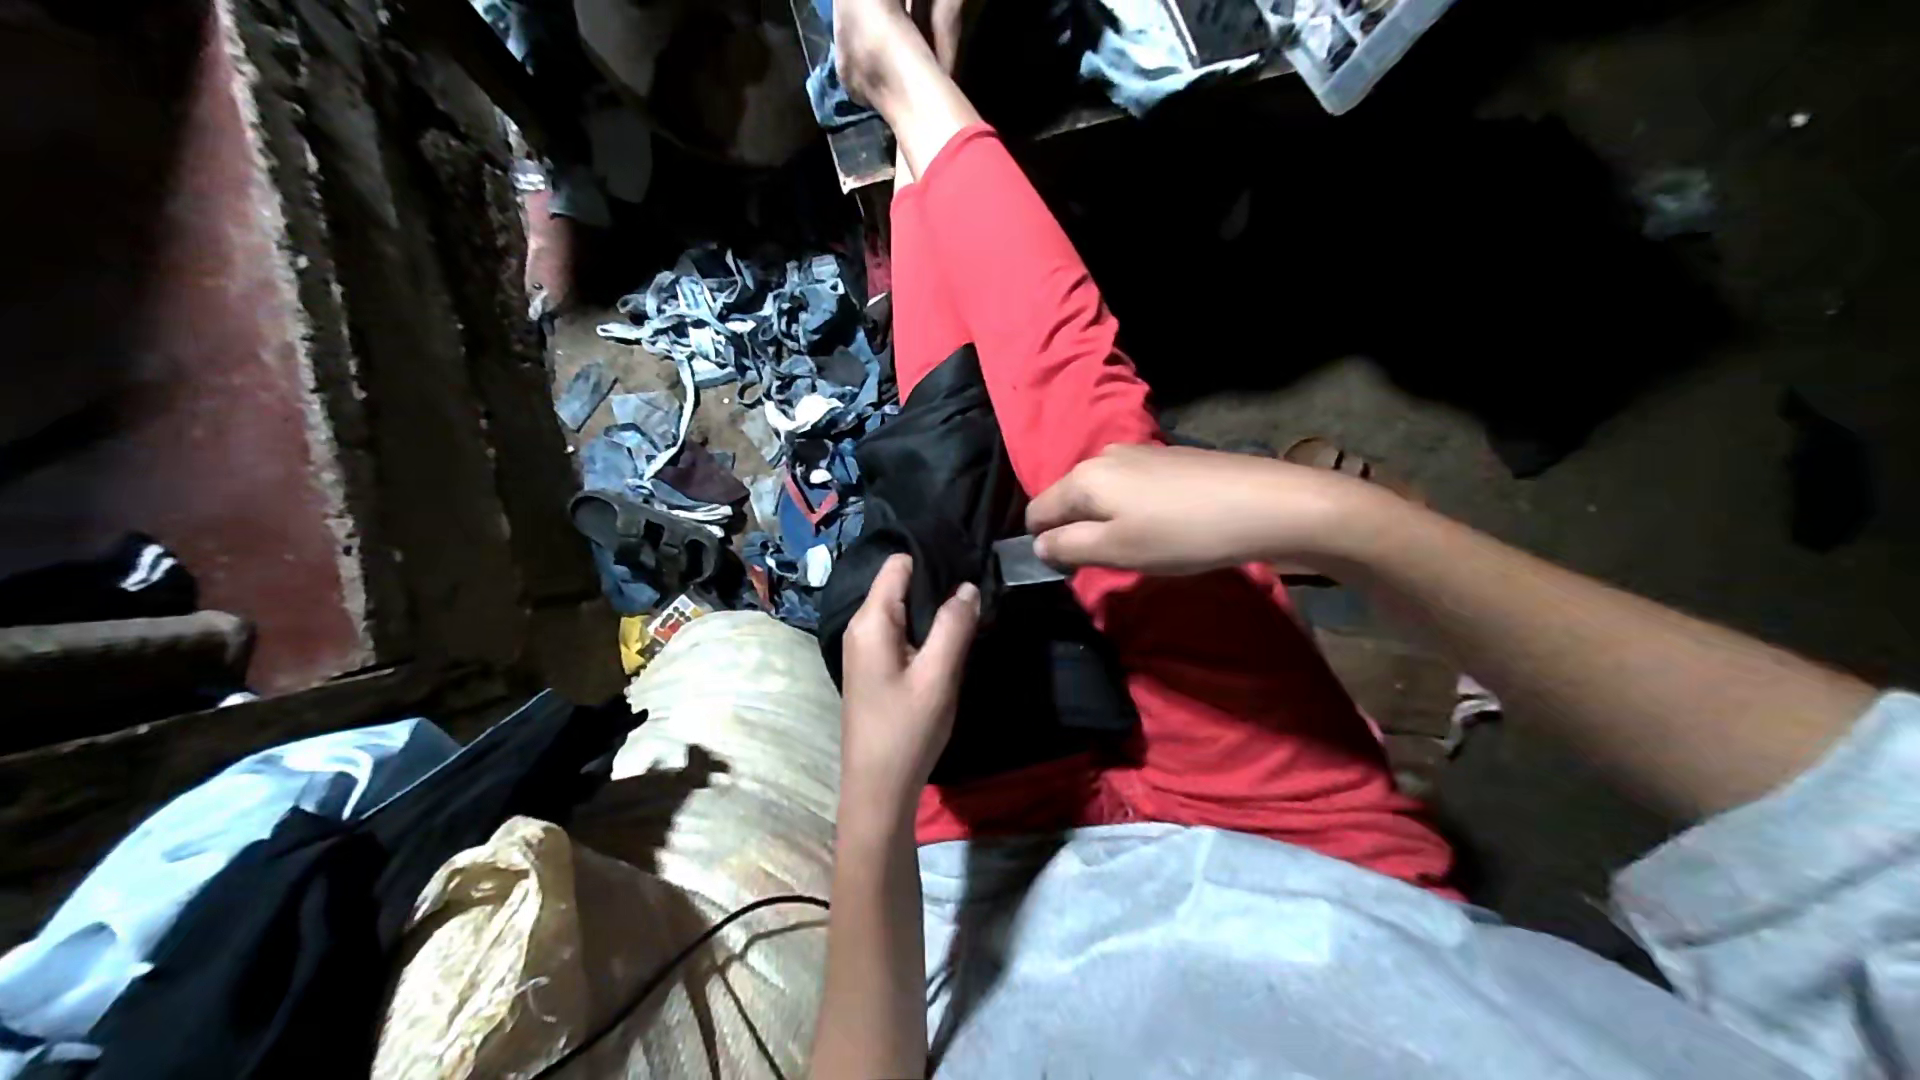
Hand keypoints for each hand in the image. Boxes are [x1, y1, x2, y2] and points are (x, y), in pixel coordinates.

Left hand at [839, 554, 980, 826]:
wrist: (878, 788)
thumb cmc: (906, 729)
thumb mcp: (938, 676)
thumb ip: (954, 626)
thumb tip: (967, 586)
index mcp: (871, 621)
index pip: (898, 564)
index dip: (932, 558)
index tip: (968, 561)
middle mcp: (861, 626)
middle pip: (899, 583)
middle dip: (936, 582)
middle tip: (976, 586)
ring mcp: (865, 647)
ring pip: (902, 608)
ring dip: (932, 608)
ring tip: (968, 608)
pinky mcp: (873, 665)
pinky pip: (900, 630)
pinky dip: (923, 628)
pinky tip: (948, 638)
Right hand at [1025, 443, 1382, 574]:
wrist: (1267, 503)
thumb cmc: (1182, 533)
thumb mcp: (1117, 551)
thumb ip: (1067, 548)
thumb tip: (1038, 545)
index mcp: (1083, 478)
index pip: (1036, 512)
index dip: (1044, 544)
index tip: (1072, 570)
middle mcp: (1103, 456)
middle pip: (1068, 500)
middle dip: (1077, 532)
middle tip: (1111, 561)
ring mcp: (1137, 452)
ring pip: (1100, 493)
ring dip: (1107, 521)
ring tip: (1143, 544)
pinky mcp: (1167, 456)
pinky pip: (1129, 485)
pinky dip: (1133, 508)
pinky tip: (1167, 523)